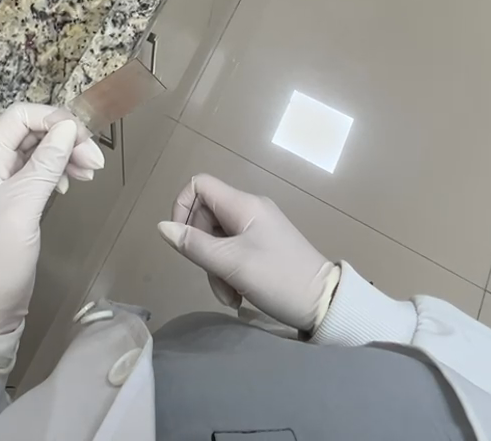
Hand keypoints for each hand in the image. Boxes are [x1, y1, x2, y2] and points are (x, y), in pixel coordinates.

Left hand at [0, 104, 106, 335]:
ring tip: (91, 172)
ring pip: (41, 150)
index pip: (19, 117)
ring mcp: (6, 181)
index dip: (52, 118)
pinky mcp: (19, 198)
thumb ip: (45, 165)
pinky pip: (42, 170)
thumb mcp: (23, 208)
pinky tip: (73, 183)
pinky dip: (61, 170)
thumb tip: (68, 127)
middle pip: (33, 131)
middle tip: (95, 160)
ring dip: (67, 154)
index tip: (82, 136)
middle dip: (65, 137)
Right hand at [157, 175, 338, 331]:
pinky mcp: (265, 246)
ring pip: (218, 238)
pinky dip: (229, 271)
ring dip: (215, 267)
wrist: (327, 305)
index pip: (200, 185)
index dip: (183, 207)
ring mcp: (258, 228)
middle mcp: (250, 209)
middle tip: (212, 278)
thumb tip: (162, 226)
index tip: (182, 239)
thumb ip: (194, 245)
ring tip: (230, 297)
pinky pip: (233, 250)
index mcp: (243, 205)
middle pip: (206, 215)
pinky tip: (238, 295)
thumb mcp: (232, 264)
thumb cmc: (279, 278)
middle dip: (201, 249)